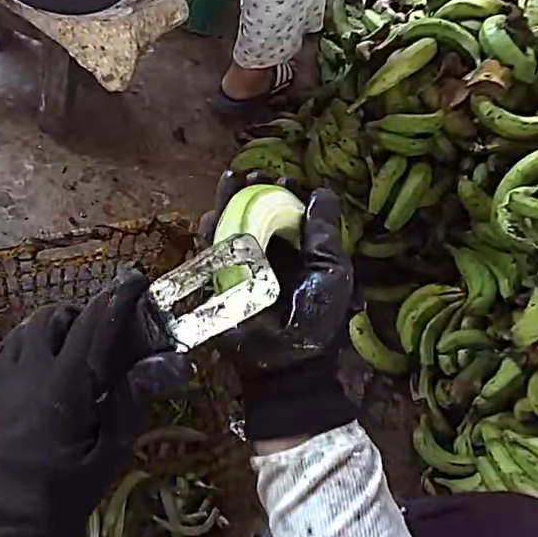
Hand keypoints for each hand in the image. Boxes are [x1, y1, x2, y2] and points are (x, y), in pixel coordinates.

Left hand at [0, 271, 190, 536]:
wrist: (13, 519)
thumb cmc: (68, 489)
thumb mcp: (111, 451)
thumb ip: (132, 400)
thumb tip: (169, 361)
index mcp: (64, 387)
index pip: (92, 326)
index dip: (116, 299)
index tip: (136, 279)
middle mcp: (31, 373)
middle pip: (56, 317)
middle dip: (85, 312)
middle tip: (109, 329)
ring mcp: (6, 380)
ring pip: (28, 327)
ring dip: (57, 323)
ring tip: (78, 340)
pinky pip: (9, 347)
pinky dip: (31, 339)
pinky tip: (46, 355)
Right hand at [199, 174, 356, 441]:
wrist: (287, 362)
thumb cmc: (317, 317)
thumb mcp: (331, 270)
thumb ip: (325, 233)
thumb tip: (322, 192)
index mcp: (300, 252)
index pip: (289, 214)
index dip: (285, 192)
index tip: (283, 177)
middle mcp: (271, 256)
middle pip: (256, 215)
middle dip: (252, 191)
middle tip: (252, 174)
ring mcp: (244, 269)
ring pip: (230, 228)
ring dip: (228, 204)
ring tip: (230, 181)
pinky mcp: (221, 284)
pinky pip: (210, 255)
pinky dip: (206, 234)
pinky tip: (208, 216)